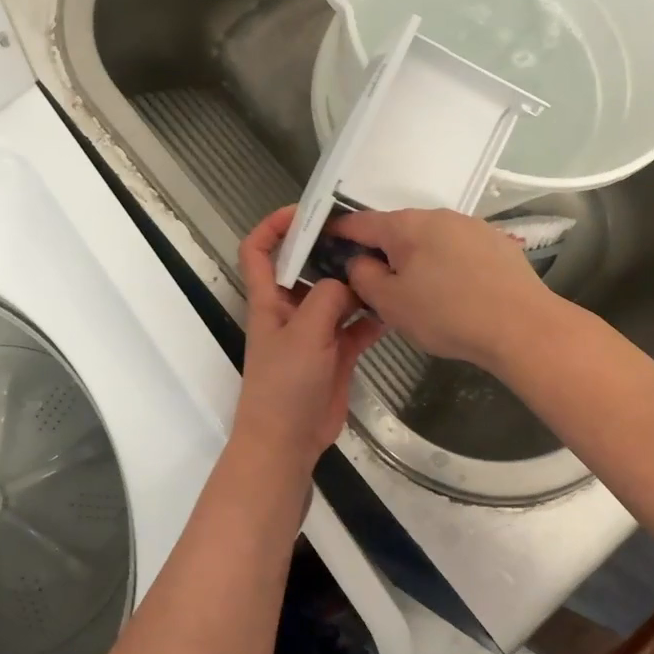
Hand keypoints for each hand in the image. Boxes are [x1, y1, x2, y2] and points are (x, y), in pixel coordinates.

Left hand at [233, 207, 384, 468]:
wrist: (287, 441)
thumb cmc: (284, 384)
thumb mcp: (305, 333)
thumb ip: (328, 299)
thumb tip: (349, 280)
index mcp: (268, 299)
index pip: (258, 249)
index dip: (274, 225)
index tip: (307, 211)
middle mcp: (289, 309)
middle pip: (305, 267)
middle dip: (329, 249)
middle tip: (366, 234)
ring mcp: (313, 332)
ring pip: (335, 295)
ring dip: (356, 283)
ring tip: (387, 265)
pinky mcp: (335, 354)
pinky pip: (355, 326)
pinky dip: (372, 317)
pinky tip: (395, 307)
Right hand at [332, 208, 552, 367]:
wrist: (522, 327)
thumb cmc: (446, 314)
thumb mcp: (389, 303)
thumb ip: (363, 276)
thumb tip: (359, 261)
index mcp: (405, 225)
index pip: (359, 222)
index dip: (338, 234)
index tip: (325, 246)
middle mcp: (438, 216)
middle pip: (396, 230)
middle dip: (381, 251)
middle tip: (375, 283)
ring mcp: (471, 227)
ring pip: (429, 239)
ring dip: (416, 258)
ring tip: (417, 292)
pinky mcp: (497, 244)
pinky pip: (457, 250)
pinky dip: (445, 264)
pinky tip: (453, 292)